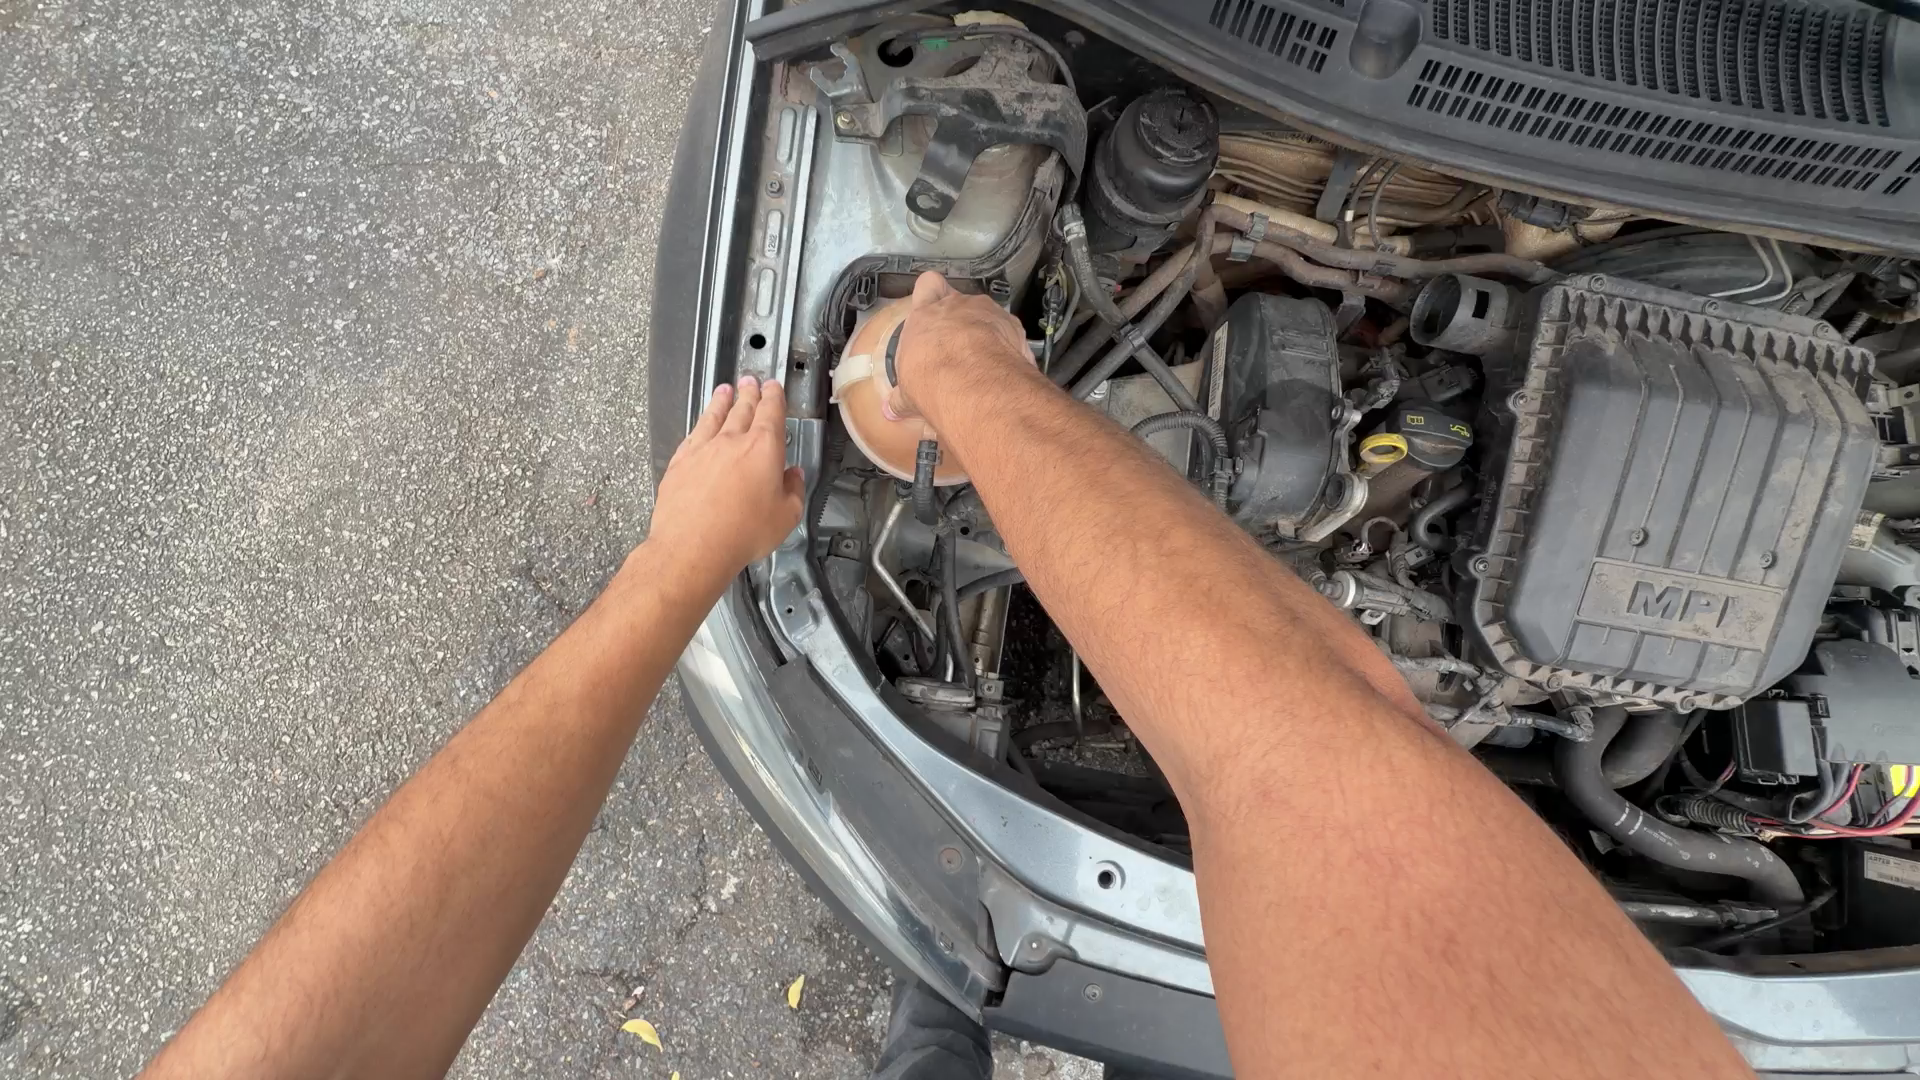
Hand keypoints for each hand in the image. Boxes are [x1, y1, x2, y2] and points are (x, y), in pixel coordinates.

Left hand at [646, 376, 804, 584]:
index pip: (771, 413)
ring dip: (722, 401)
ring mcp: (703, 449)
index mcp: (764, 449)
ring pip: (715, 416)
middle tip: (751, 381)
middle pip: (743, 409)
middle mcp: (732, 441)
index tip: (774, 387)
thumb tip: (793, 476)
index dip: (774, 397)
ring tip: (725, 390)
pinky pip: (693, 434)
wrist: (694, 545)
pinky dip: (700, 423)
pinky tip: (700, 424)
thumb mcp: (786, 516)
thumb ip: (793, 490)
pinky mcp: (681, 462)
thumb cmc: (742, 532)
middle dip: (749, 393)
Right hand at [888, 271, 1032, 422]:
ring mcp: (988, 313)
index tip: (933, 306)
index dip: (931, 293)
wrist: (971, 381)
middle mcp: (958, 306)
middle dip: (962, 320)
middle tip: (960, 345)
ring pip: (989, 315)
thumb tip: (891, 410)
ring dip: (988, 333)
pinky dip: (1009, 348)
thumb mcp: (909, 393)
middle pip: (961, 301)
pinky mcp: (1013, 327)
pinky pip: (1011, 333)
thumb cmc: (931, 379)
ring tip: (985, 362)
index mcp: (926, 315)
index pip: (928, 285)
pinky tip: (1004, 369)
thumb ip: (901, 398)